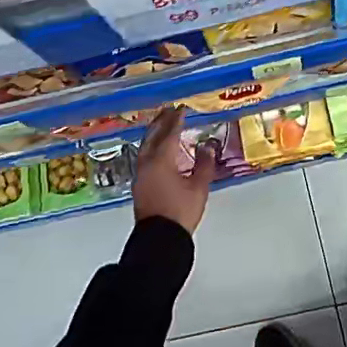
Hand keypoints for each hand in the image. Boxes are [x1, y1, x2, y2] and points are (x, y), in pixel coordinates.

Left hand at [132, 106, 215, 234]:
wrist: (159, 238)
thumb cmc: (180, 211)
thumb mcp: (198, 188)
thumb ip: (203, 165)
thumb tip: (206, 147)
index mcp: (161, 160)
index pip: (169, 133)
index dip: (176, 120)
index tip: (182, 109)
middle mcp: (147, 163)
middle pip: (153, 136)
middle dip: (161, 122)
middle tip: (169, 111)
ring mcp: (140, 174)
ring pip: (146, 146)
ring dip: (154, 134)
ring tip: (163, 126)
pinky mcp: (139, 184)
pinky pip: (145, 157)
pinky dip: (152, 147)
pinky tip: (159, 151)